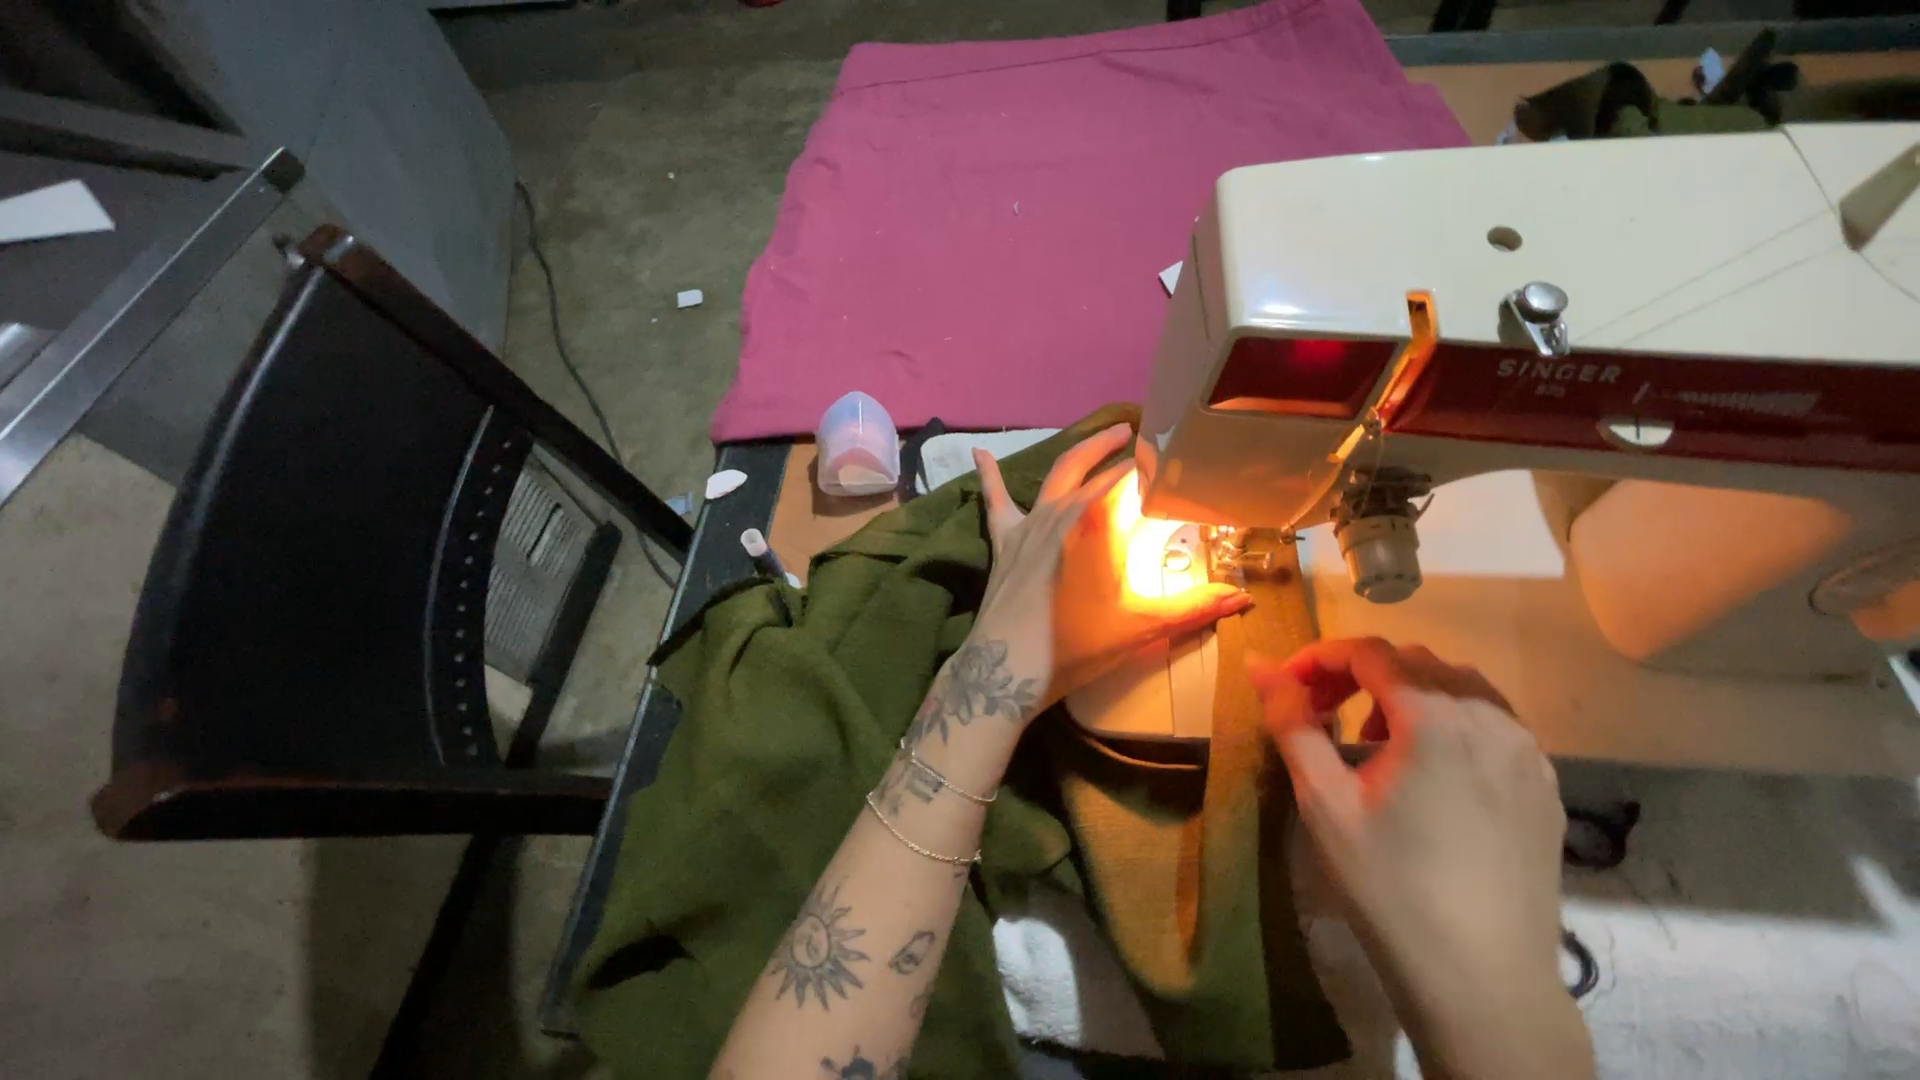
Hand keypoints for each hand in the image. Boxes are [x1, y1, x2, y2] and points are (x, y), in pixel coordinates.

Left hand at [971, 423, 1249, 711]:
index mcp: (1098, 521)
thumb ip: (1193, 609)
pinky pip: (996, 500)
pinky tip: (980, 451)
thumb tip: (1243, 600)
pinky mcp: (1004, 540)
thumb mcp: (1140, 627)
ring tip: (1109, 434)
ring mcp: (1030, 522)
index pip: (1134, 477)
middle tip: (1143, 436)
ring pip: (1058, 473)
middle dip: (1123, 450)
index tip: (1179, 458)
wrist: (1007, 670)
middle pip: (1097, 467)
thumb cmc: (1076, 645)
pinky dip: (990, 475)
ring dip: (1085, 451)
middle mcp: (1063, 510)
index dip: (1157, 465)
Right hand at [1247, 639, 1590, 1079]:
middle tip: (1319, 712)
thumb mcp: (1323, 801)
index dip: (1318, 658)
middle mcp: (1491, 717)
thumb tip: (1258, 663)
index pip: (1368, 652)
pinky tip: (1428, 768)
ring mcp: (1528, 751)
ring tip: (1372, 739)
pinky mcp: (1546, 784)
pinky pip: (1493, 722)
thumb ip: (1291, 721)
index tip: (1285, 687)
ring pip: (1460, 686)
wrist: (1482, 979)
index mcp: (1435, 716)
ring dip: (1406, 693)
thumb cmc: (1389, 885)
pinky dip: (1450, 720)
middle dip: (1358, 673)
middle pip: (1414, 662)